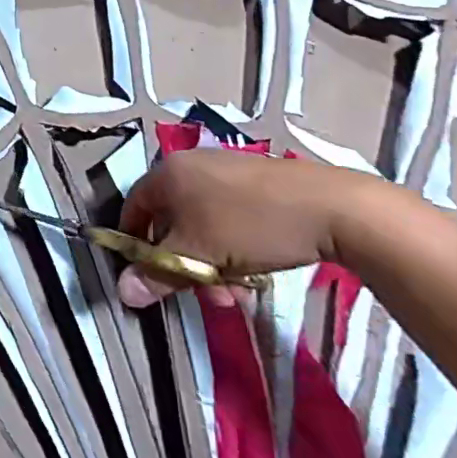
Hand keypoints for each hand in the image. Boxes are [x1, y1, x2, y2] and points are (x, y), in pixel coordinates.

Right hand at [114, 148, 404, 307]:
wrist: (334, 208)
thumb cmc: (250, 226)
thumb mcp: (198, 257)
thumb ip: (157, 275)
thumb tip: (122, 293)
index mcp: (168, 173)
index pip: (133, 208)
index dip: (134, 245)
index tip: (149, 277)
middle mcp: (192, 164)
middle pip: (170, 220)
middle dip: (183, 263)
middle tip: (203, 293)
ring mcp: (227, 170)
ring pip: (202, 223)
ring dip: (209, 262)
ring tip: (235, 292)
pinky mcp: (258, 180)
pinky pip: (228, 216)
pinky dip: (231, 245)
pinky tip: (254, 271)